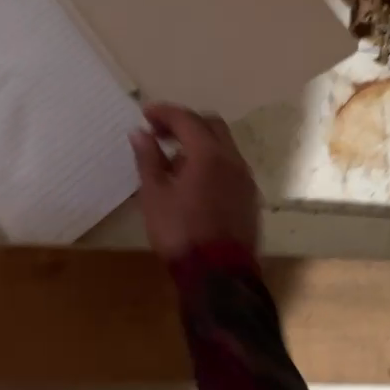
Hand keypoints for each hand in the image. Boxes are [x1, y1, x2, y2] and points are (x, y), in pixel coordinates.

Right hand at [129, 104, 259, 260]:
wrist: (219, 276)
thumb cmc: (180, 232)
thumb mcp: (154, 195)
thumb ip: (148, 159)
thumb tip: (140, 134)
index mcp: (208, 154)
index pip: (186, 119)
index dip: (164, 112)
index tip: (145, 114)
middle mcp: (233, 160)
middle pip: (211, 125)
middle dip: (185, 123)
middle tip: (160, 133)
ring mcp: (245, 179)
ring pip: (224, 145)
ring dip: (199, 142)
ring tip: (172, 159)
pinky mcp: (249, 197)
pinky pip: (230, 165)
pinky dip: (211, 160)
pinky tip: (192, 180)